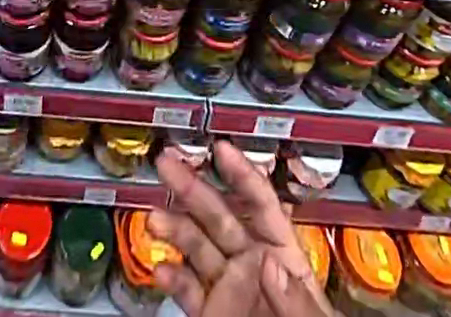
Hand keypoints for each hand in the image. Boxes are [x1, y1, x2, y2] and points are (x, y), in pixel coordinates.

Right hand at [147, 142, 334, 316]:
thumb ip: (297, 302)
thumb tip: (267, 263)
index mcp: (287, 265)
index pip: (263, 208)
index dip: (242, 175)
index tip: (220, 149)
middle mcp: (254, 271)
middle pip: (222, 220)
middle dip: (194, 189)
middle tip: (168, 163)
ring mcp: (231, 294)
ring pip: (199, 252)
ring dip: (175, 231)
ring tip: (154, 219)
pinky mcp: (212, 316)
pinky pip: (191, 294)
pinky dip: (173, 279)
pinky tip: (160, 268)